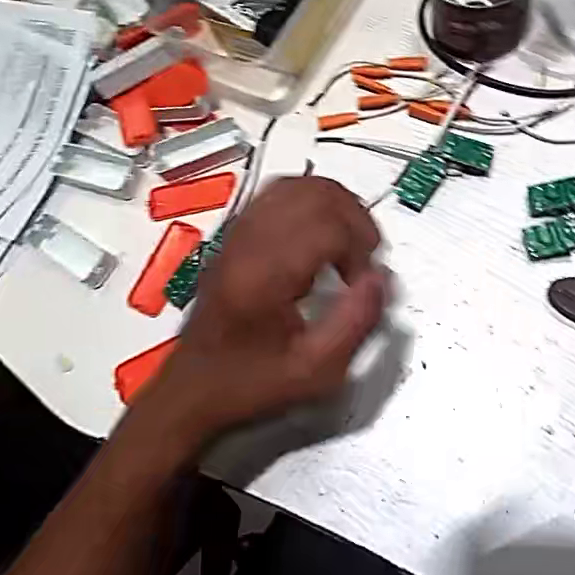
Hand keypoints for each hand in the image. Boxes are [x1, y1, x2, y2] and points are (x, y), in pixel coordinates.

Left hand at [128, 176, 387, 457]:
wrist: (193, 388)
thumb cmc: (249, 384)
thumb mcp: (314, 371)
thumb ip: (356, 323)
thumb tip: (380, 279)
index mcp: (265, 276)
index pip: (328, 228)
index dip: (360, 249)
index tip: (363, 283)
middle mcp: (248, 245)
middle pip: (313, 194)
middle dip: (354, 218)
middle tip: (366, 254)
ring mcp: (237, 236)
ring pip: (294, 186)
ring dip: (333, 205)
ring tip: (349, 240)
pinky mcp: (233, 237)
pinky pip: (274, 195)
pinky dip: (307, 202)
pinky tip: (319, 233)